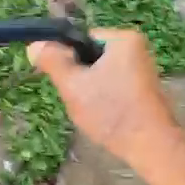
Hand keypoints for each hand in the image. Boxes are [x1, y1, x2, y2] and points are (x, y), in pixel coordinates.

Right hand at [28, 28, 182, 169]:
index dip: (66, 59)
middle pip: (90, 57)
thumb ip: (52, 62)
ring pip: (100, 75)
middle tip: (79, 99)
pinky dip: (104, 99)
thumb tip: (34, 45)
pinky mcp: (143, 89)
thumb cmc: (111, 112)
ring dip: (89, 91)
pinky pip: (113, 86)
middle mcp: (137, 48)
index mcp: (123, 39)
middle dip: (79, 78)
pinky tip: (104, 116)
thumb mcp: (73, 86)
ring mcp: (142, 69)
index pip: (80, 39)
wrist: (151, 146)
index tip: (64, 81)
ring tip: (92, 110)